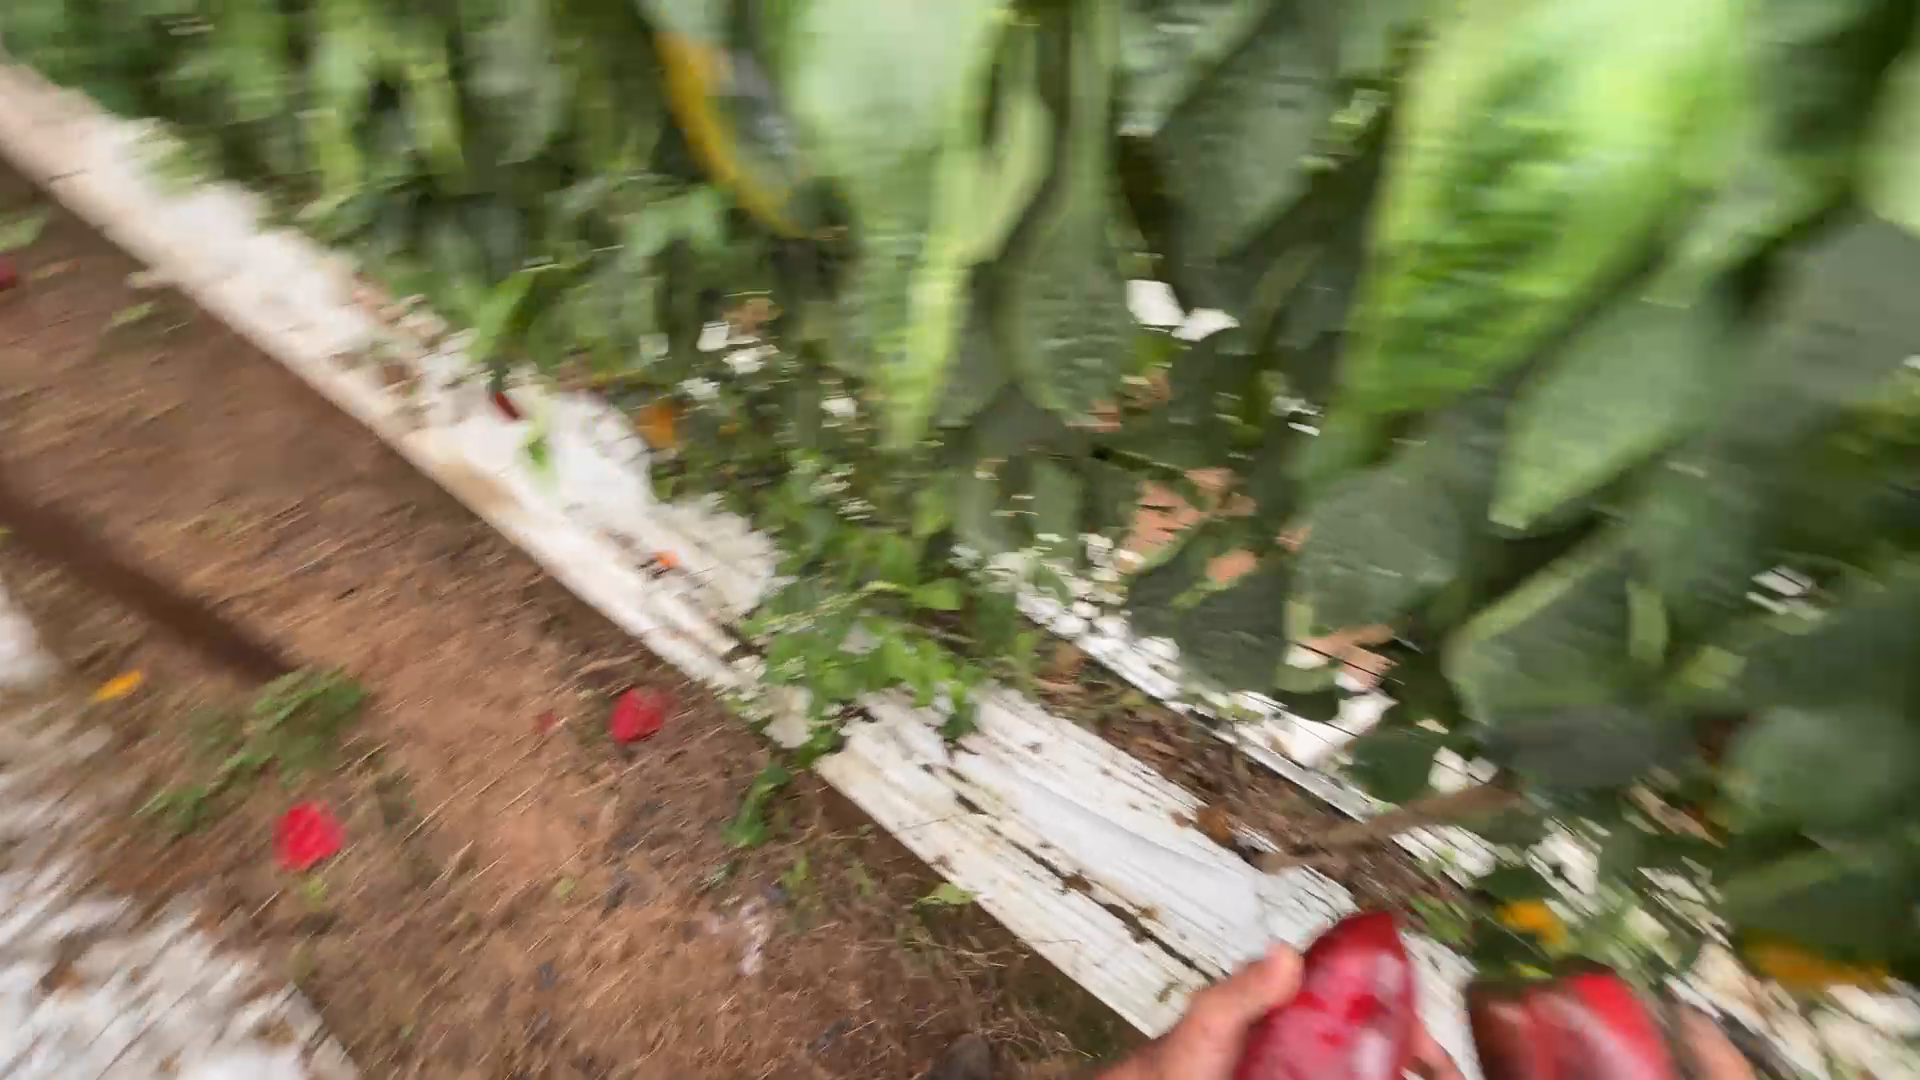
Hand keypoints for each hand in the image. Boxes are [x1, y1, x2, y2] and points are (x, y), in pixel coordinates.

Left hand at [1096, 945, 1460, 1079]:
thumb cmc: (1178, 1062)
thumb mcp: (1210, 1019)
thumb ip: (1245, 989)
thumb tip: (1290, 952)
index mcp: (1294, 1007)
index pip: (1361, 997)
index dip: (1405, 1017)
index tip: (1437, 1055)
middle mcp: (1310, 1040)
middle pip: (1378, 1044)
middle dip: (1417, 1058)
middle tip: (1445, 1079)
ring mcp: (1309, 1071)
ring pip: (1369, 1069)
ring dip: (1398, 1072)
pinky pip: (1351, 1077)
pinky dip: (1374, 1078)